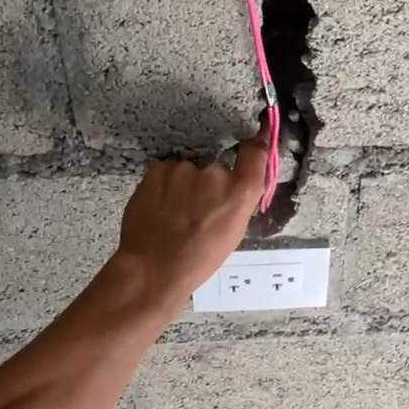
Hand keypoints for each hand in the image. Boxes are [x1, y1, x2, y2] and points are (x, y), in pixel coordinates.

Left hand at [110, 136, 270, 307]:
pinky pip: (167, 171)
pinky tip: (159, 206)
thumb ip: (238, 200)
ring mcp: (185, 168)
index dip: (255, 146)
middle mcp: (216, 173)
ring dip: (184, 184)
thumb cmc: (199, 259)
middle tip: (196, 209)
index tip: (254, 140)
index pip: (256, 151)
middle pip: (217, 168)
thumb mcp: (233, 232)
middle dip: (209, 183)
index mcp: (241, 191)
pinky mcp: (158, 168)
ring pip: (189, 170)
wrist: (153, 268)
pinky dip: (164, 184)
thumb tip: (237, 183)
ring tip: (173, 212)